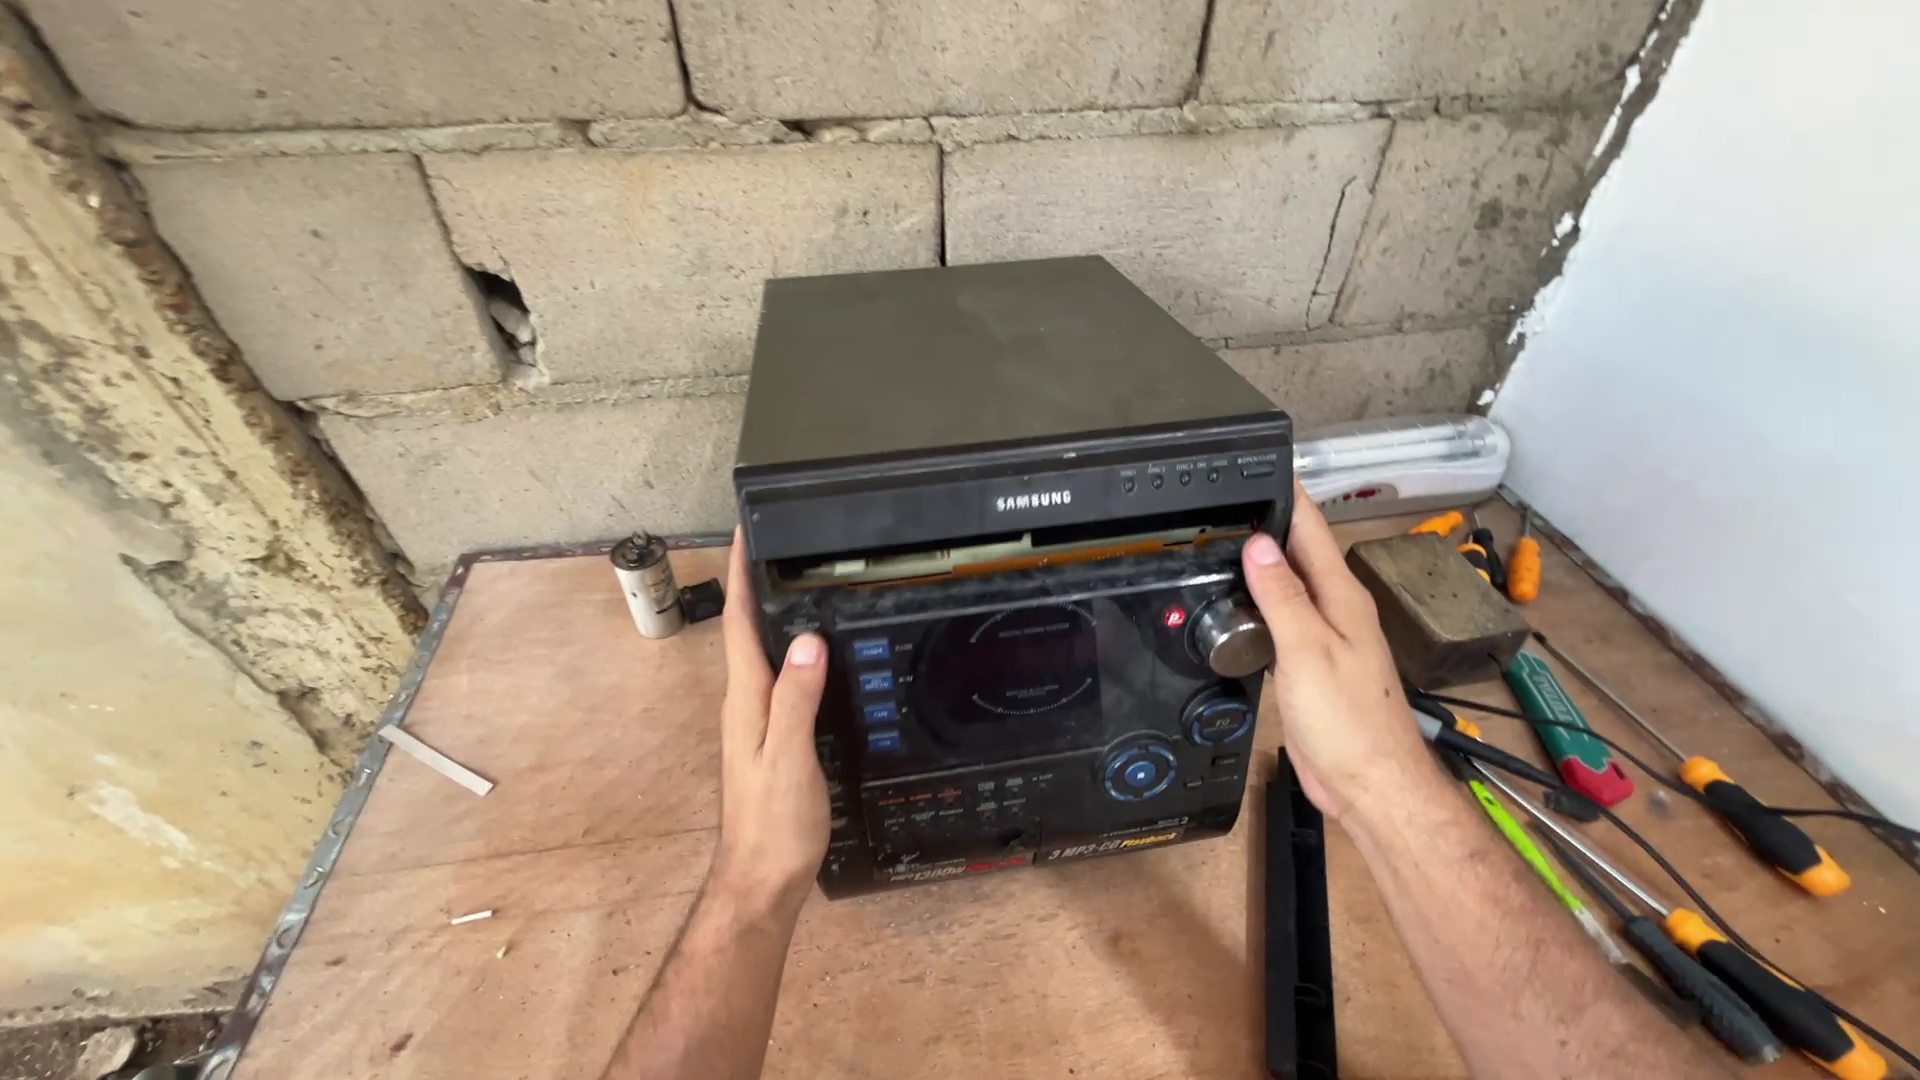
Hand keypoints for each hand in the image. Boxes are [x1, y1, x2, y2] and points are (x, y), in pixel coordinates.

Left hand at [715, 532, 830, 912]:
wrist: (763, 879)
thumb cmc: (774, 821)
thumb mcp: (788, 757)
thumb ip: (795, 699)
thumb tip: (807, 640)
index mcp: (745, 699)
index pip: (737, 625)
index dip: (739, 576)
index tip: (744, 533)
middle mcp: (745, 703)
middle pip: (746, 632)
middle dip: (756, 584)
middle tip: (780, 546)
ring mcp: (756, 721)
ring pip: (762, 653)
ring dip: (771, 614)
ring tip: (796, 582)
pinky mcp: (772, 736)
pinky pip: (779, 678)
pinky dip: (790, 651)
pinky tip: (812, 652)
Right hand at [1241, 484, 1438, 822]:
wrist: (1368, 781)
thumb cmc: (1348, 721)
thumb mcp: (1308, 650)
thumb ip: (1282, 595)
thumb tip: (1259, 545)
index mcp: (1341, 597)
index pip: (1312, 531)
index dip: (1287, 497)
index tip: (1264, 466)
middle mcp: (1335, 610)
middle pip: (1298, 553)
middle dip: (1268, 522)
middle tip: (1230, 499)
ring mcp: (1323, 636)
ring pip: (1287, 584)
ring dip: (1263, 561)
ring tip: (1228, 538)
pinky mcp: (1308, 662)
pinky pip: (1281, 617)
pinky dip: (1259, 600)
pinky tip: (1240, 600)